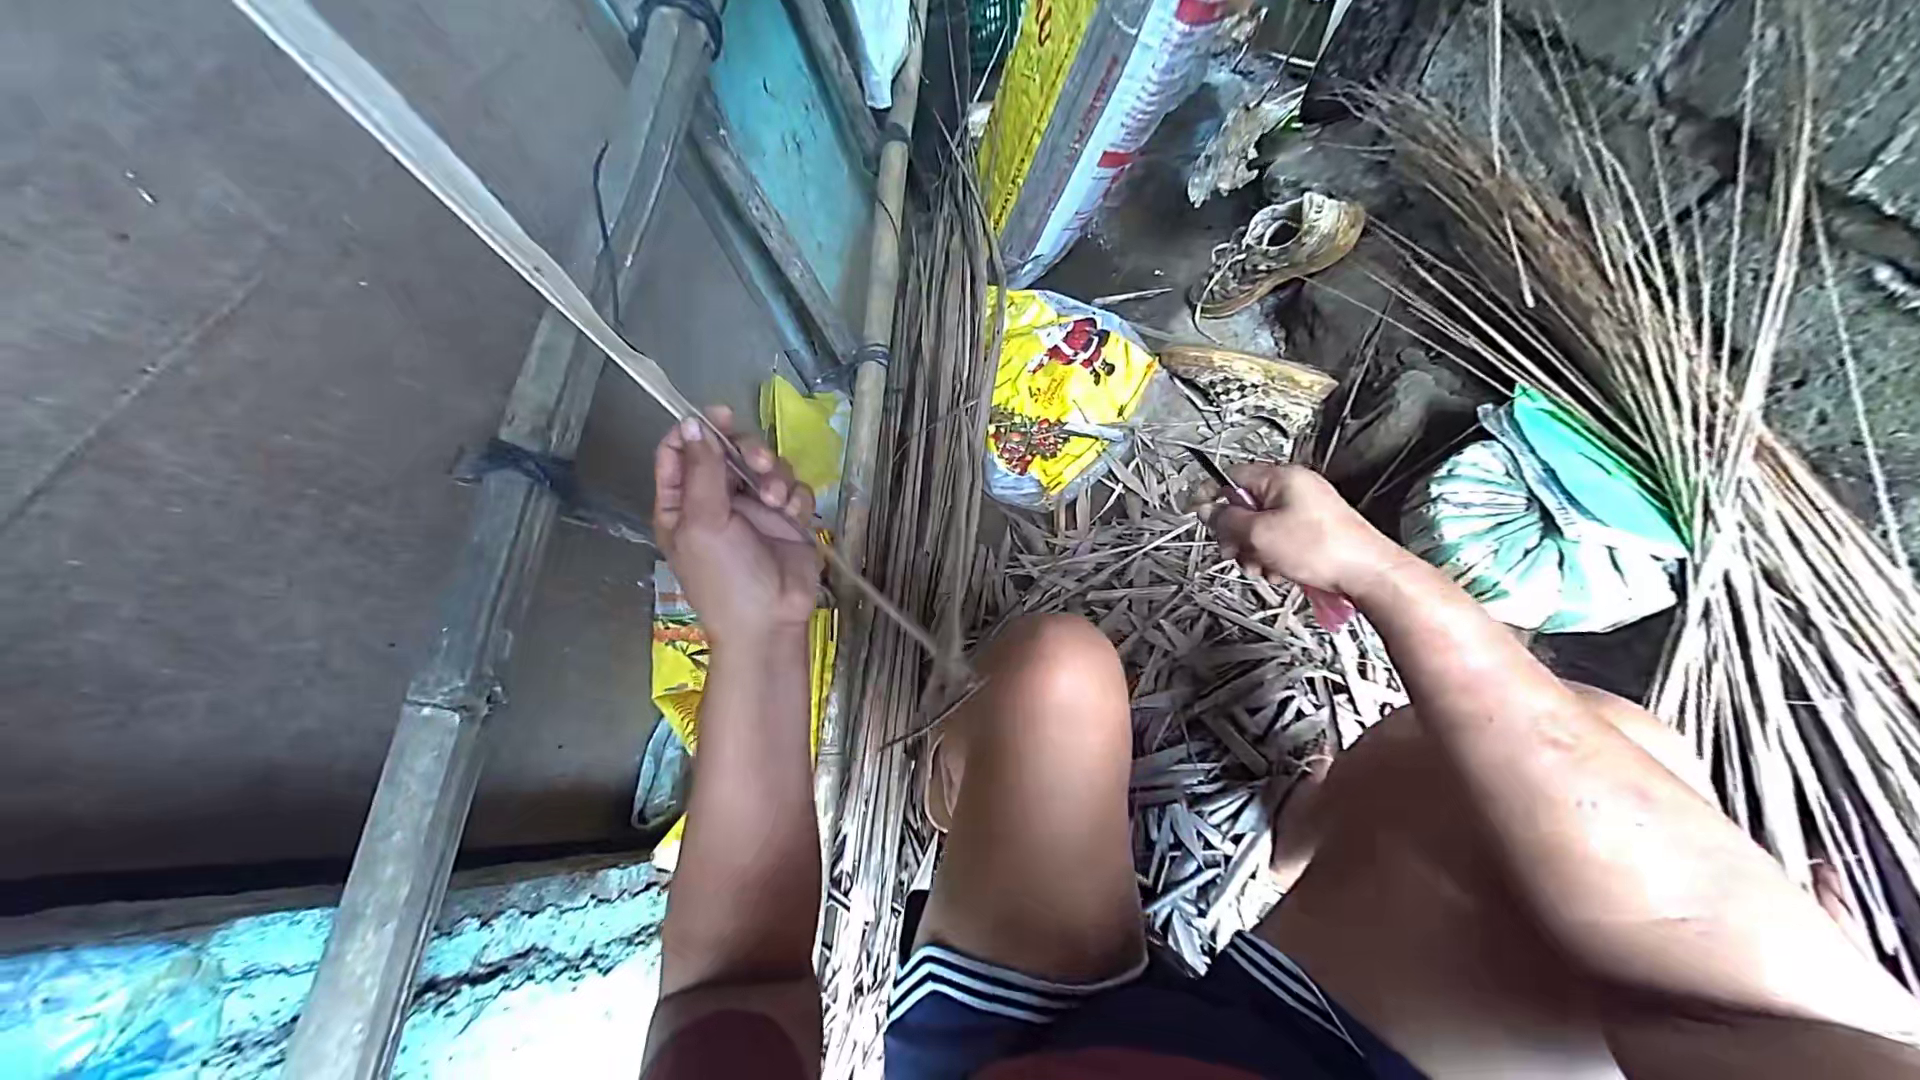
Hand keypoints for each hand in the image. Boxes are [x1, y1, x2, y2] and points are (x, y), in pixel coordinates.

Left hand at [654, 406, 821, 646]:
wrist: (770, 620)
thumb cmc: (725, 578)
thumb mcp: (703, 523)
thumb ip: (702, 471)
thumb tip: (692, 421)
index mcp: (682, 502)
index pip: (680, 451)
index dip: (697, 429)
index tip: (718, 417)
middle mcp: (718, 499)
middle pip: (730, 450)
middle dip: (748, 451)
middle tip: (759, 463)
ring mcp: (755, 508)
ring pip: (768, 465)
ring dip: (776, 477)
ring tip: (777, 503)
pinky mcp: (787, 517)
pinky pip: (794, 488)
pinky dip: (796, 497)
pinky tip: (793, 516)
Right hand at [1194, 463, 1401, 595]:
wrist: (1368, 574)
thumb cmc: (1324, 549)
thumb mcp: (1258, 534)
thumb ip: (1226, 520)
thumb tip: (1207, 510)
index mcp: (1282, 478)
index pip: (1231, 476)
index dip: (1211, 495)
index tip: (1197, 512)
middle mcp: (1294, 488)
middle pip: (1244, 505)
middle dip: (1235, 532)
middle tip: (1234, 549)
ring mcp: (1305, 508)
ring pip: (1259, 525)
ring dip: (1252, 548)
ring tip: (1262, 565)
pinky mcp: (1313, 529)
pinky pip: (1278, 537)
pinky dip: (1271, 555)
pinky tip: (1278, 570)